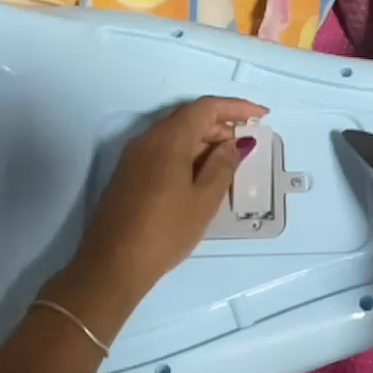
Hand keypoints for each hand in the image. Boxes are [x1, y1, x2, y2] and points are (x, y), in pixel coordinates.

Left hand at [74, 96, 267, 293]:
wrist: (111, 265)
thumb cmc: (164, 231)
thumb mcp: (204, 200)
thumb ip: (223, 165)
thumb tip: (235, 143)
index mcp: (168, 139)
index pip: (205, 107)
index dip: (236, 107)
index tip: (261, 115)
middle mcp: (147, 139)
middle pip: (188, 116)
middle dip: (220, 122)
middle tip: (246, 140)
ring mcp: (134, 155)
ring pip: (174, 132)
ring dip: (203, 137)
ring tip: (228, 158)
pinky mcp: (128, 173)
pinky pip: (162, 148)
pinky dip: (186, 150)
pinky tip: (200, 172)